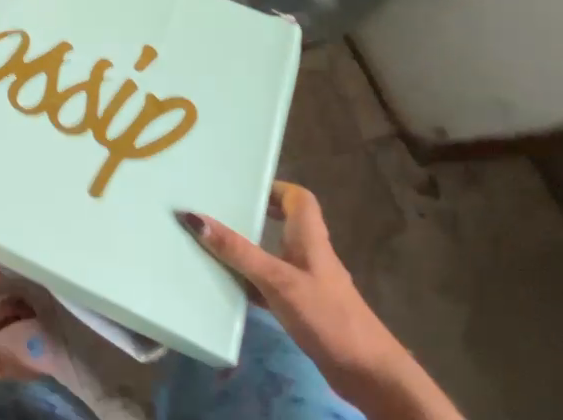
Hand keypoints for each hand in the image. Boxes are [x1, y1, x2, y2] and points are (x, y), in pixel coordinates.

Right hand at [180, 182, 460, 419]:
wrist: (369, 374)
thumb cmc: (327, 316)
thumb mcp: (277, 280)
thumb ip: (237, 251)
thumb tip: (193, 217)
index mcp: (310, 239)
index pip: (298, 198)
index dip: (274, 188)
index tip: (241, 188)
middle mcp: (310, 255)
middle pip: (283, 224)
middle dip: (252, 217)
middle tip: (218, 214)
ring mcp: (309, 284)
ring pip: (274, 256)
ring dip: (248, 251)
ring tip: (213, 246)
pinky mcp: (305, 309)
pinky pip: (272, 285)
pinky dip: (252, 283)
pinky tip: (230, 289)